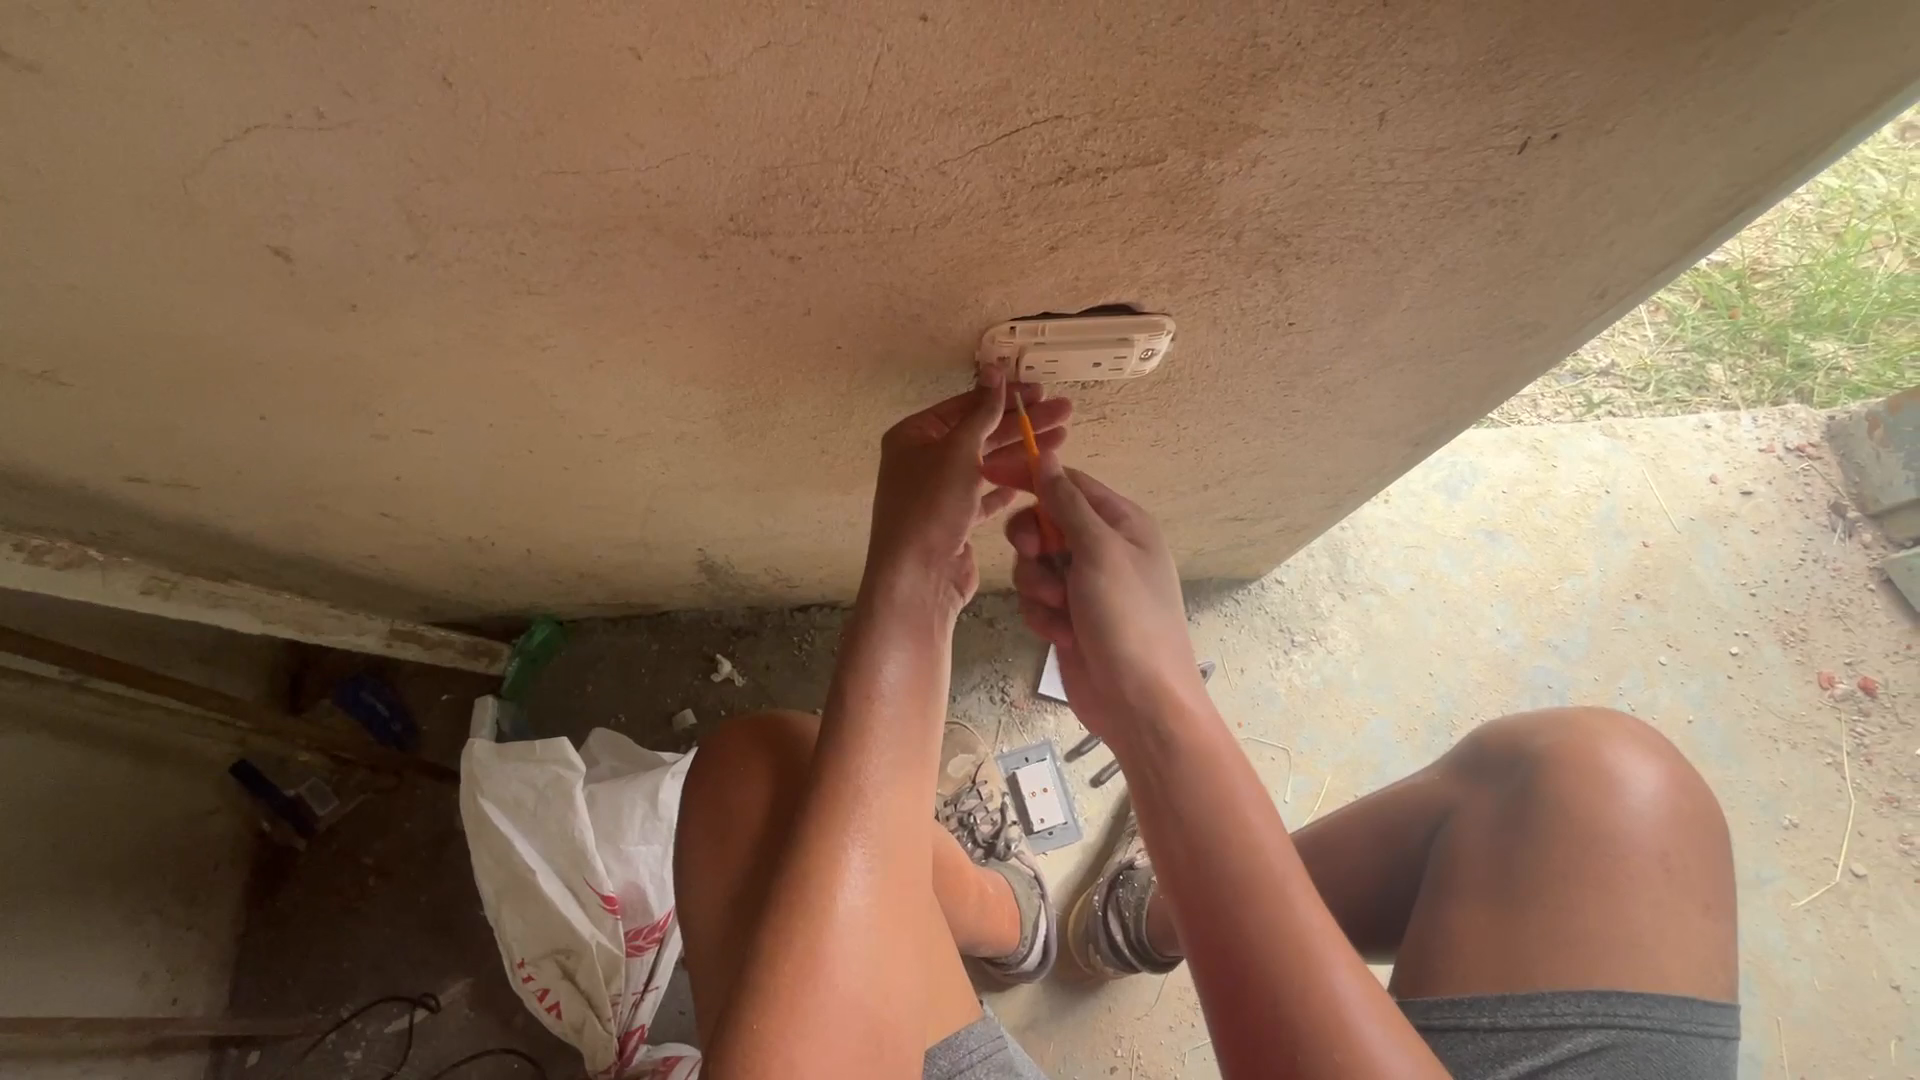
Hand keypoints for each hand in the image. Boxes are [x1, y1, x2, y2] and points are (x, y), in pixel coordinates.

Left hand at [866, 368, 1070, 612]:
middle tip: (1064, 412)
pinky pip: (984, 496)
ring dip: (1022, 452)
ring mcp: (939, 493)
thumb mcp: (958, 452)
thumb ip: (982, 413)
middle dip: (1023, 424)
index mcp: (913, 436)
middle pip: (980, 433)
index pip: (965, 406)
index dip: (1004, 397)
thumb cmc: (931, 507)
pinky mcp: (955, 522)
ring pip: (986, 464)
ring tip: (1062, 439)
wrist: (917, 579)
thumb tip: (993, 370)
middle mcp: (923, 461)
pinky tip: (1033, 476)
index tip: (1040, 391)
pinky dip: (1008, 485)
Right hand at [1004, 456, 1207, 739]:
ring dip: (1039, 587)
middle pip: (1044, 523)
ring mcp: (1084, 586)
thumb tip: (1047, 456)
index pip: (1066, 482)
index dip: (1028, 475)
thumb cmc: (1128, 619)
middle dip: (1033, 544)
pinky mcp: (1068, 617)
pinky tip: (1062, 635)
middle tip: (1036, 556)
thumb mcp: (1099, 552)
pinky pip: (1035, 600)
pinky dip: (1042, 616)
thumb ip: (1067, 503)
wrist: (1139, 703)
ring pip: (1034, 565)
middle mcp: (1103, 548)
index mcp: (1121, 523)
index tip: (986, 471)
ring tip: (1061, 610)